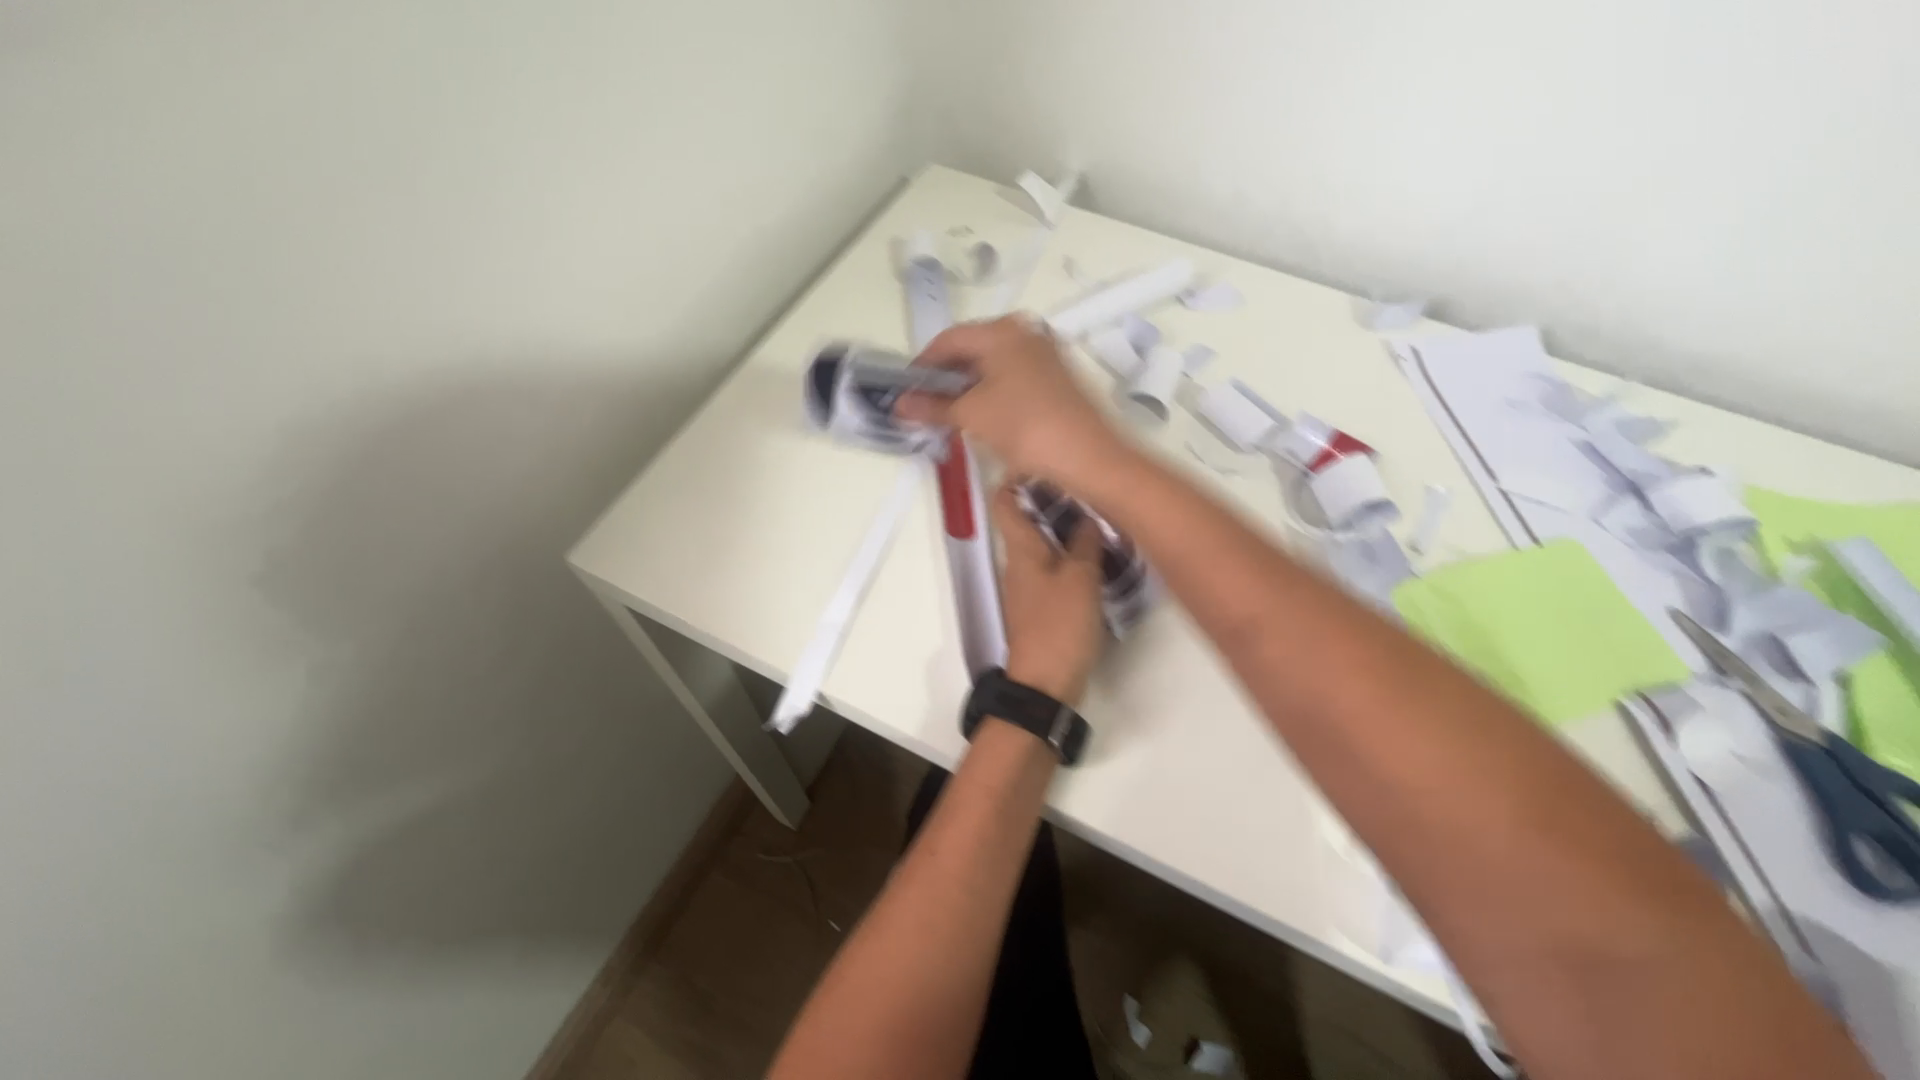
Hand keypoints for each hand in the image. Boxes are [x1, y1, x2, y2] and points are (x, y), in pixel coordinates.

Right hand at [900, 317, 1131, 491]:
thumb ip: (932, 406)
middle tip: (924, 406)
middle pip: (971, 348)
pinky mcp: (1055, 376)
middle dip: (945, 377)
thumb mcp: (971, 415)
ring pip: (992, 364)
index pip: (948, 339)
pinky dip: (991, 392)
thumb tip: (899, 404)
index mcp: (1002, 330)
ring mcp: (1044, 353)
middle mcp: (1024, 332)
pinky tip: (981, 417)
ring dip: (967, 387)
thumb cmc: (1024, 426)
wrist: (1087, 456)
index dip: (922, 365)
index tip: (906, 391)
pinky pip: (1011, 376)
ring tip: (949, 415)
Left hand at [991, 483, 1105, 704]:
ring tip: (1098, 514)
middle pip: (1026, 521)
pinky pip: (1053, 568)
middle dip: (1051, 501)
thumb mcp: (1080, 579)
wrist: (1045, 684)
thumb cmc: (1059, 625)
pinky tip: (1096, 554)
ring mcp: (1028, 586)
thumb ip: (1084, 543)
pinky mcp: (1041, 606)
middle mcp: (1018, 563)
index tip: (1043, 461)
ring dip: (1064, 529)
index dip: (1016, 479)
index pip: (1005, 503)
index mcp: (1020, 549)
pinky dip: (1070, 555)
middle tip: (1087, 485)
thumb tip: (1086, 515)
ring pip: (1042, 545)